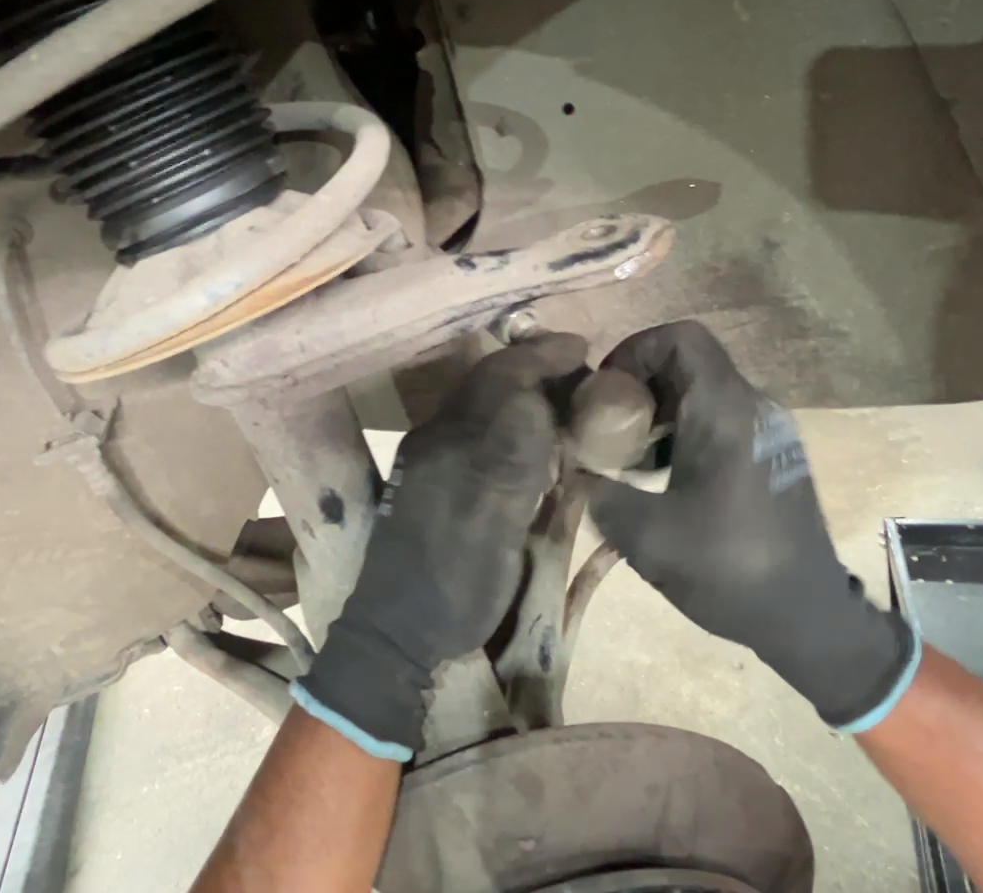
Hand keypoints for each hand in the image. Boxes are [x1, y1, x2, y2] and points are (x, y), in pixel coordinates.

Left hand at [293, 332, 588, 757]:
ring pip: (485, 408)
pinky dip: (513, 426)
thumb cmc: (453, 584)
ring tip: (569, 402)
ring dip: (526, 397)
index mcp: (450, 440)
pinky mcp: (435, 479)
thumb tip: (546, 404)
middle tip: (583, 375)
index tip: (581, 349)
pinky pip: (477, 434)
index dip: (541, 356)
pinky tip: (539, 442)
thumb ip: (518, 458)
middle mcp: (438, 438)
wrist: (399, 632)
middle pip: (491, 386)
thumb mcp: (498, 522)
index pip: (500, 376)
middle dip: (536, 372)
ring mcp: (434, 458)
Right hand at [589, 321, 916, 729]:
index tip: (604, 392)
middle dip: (636, 387)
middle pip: (685, 363)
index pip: (680, 337)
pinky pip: (715, 419)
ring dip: (655, 413)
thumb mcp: (647, 536)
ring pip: (699, 392)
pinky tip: (660, 480)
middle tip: (603, 427)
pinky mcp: (769, 454)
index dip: (634, 350)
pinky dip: (679, 432)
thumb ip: (598, 493)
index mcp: (726, 412)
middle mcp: (751, 407)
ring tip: (625, 458)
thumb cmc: (729, 570)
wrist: (808, 618)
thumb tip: (569, 468)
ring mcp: (766, 430)